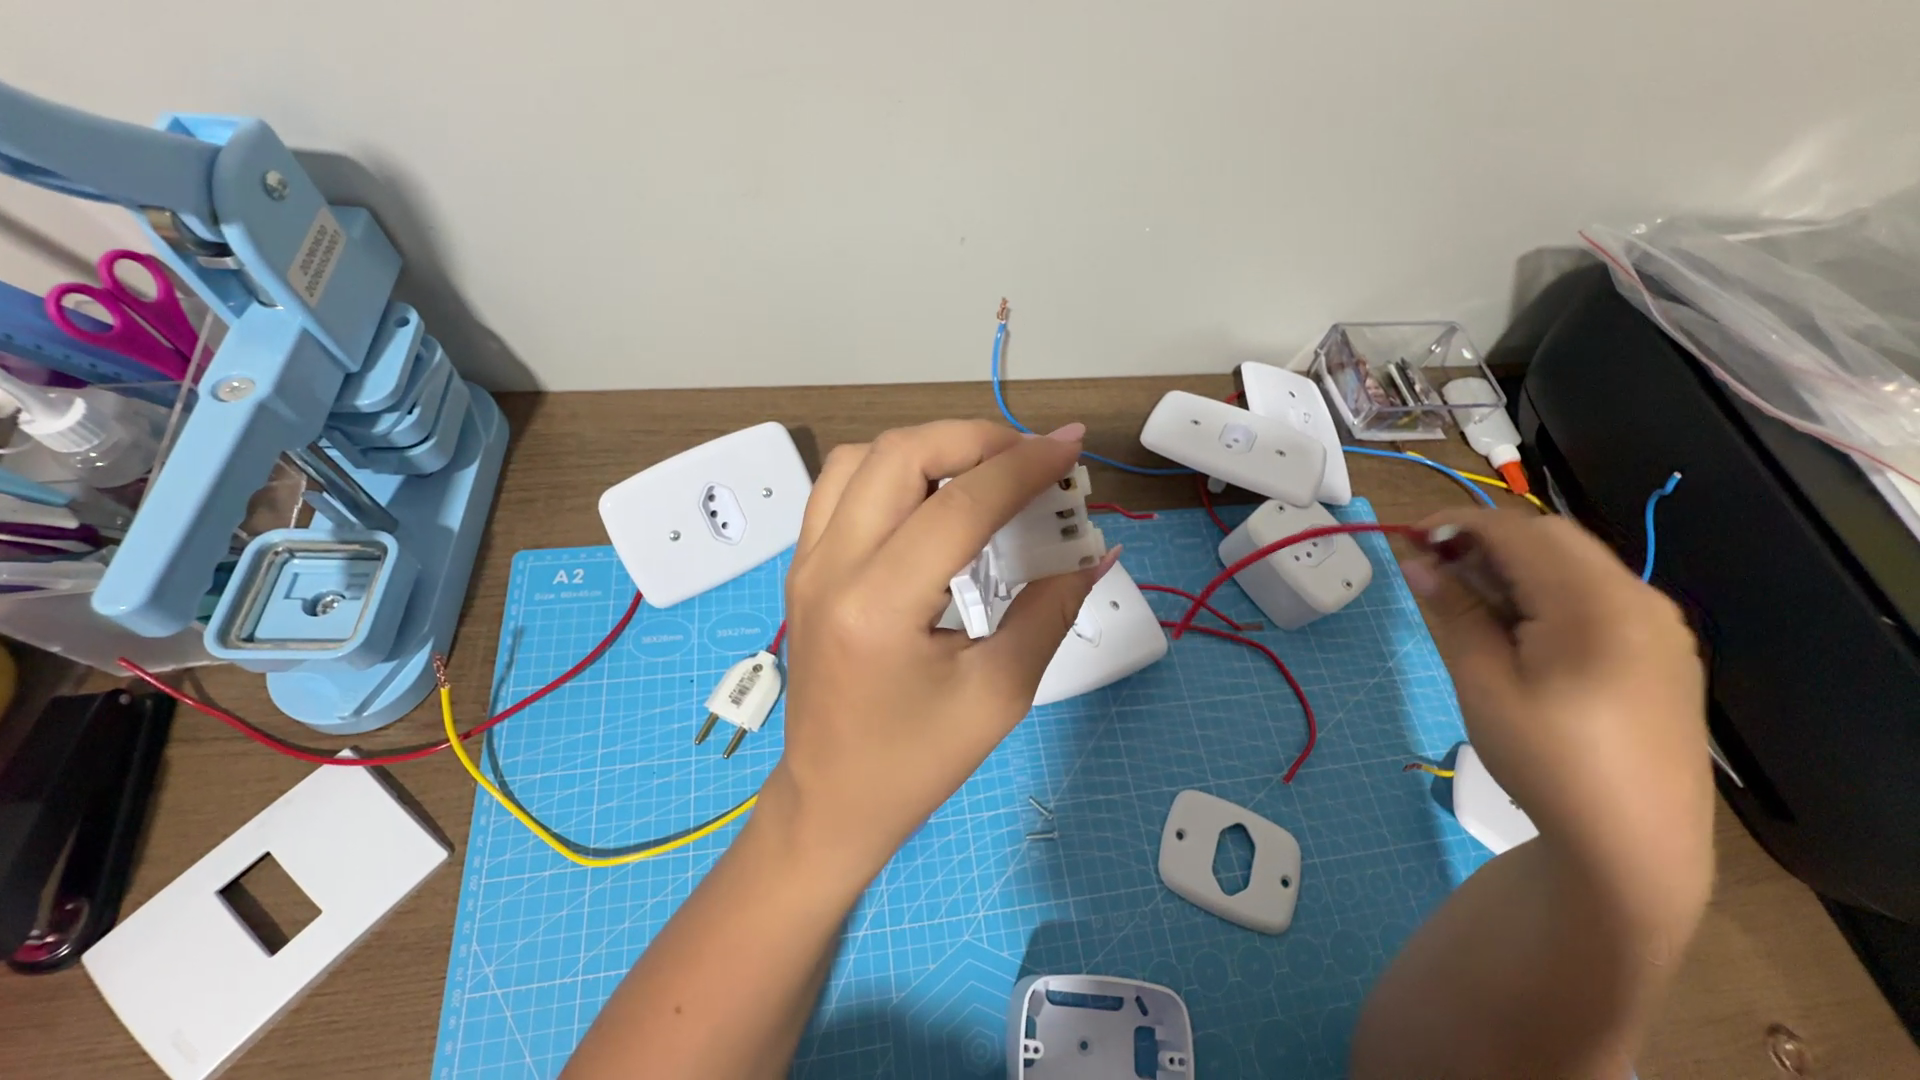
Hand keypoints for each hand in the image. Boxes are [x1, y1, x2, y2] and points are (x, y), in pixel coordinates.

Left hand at [765, 419, 1116, 882]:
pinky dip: (892, 471)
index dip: (1022, 466)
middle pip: (899, 454)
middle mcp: (831, 568)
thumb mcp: (1000, 693)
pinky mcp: (803, 569)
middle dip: (973, 438)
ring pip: (861, 458)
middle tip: (1028, 459)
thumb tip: (1095, 549)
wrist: (832, 801)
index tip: (1070, 447)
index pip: (959, 505)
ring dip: (928, 448)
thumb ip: (1051, 610)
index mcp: (879, 606)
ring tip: (983, 472)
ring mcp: (807, 564)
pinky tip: (932, 499)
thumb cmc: (917, 762)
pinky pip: (840, 487)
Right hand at [1402, 511, 1712, 919]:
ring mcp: (1660, 627)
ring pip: (1576, 565)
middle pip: (1552, 539)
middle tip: (1432, 572)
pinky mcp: (1662, 653)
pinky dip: (1548, 593)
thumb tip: (1417, 562)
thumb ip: (1454, 615)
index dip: (1457, 524)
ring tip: (1468, 604)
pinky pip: (1597, 596)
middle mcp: (1640, 600)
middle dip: (1486, 542)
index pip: (1517, 532)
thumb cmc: (1549, 766)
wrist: (1637, 850)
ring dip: (1516, 566)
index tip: (1406, 537)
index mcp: (1597, 605)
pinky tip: (1520, 632)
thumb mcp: (1484, 688)